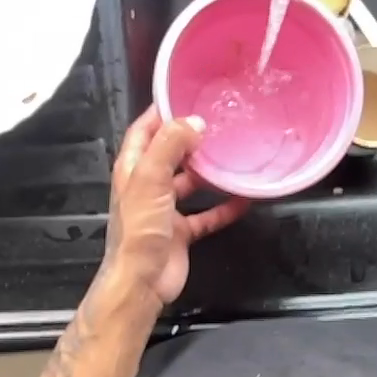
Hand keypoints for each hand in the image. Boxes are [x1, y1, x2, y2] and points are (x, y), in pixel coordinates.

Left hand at [105, 108, 252, 303]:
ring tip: (233, 156)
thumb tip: (194, 122)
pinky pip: (206, 216)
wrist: (142, 281)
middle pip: (169, 154)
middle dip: (190, 139)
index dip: (162, 111)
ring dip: (208, 172)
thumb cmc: (139, 230)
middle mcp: (147, 186)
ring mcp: (164, 210)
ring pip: (189, 184)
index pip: (145, 130)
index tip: (187, 95)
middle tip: (218, 124)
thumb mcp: (151, 179)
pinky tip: (243, 200)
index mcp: (133, 169)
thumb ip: (170, 146)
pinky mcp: (180, 233)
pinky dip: (223, 209)